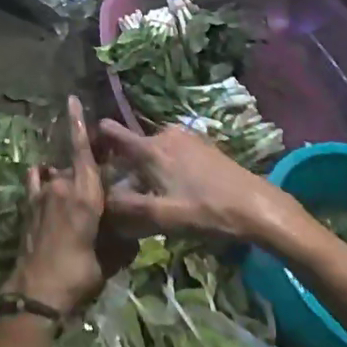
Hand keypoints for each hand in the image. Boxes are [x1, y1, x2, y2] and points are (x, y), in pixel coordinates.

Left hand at [3, 97, 107, 314]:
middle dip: (86, 165)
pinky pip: (37, 181)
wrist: (38, 290)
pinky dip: (44, 179)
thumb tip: (130, 231)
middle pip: (74, 164)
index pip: (82, 150)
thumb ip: (118, 237)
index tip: (72, 100)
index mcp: (84, 193)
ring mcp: (41, 193)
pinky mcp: (28, 205)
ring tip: (75, 190)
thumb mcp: (108, 256)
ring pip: (56, 173)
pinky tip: (49, 184)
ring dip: (66, 176)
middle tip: (99, 179)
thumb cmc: (79, 272)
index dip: (78, 124)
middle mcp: (61, 185)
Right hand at [99, 121, 314, 248]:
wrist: (258, 207)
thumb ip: (125, 209)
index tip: (88, 158)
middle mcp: (163, 134)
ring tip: (152, 197)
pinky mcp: (202, 145)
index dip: (94, 140)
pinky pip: (171, 153)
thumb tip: (98, 204)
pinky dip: (166, 168)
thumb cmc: (207, 211)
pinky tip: (176, 191)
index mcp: (149, 148)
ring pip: (152, 152)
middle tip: (126, 194)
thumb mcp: (162, 217)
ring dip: (147, 170)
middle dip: (125, 167)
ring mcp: (185, 137)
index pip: (110, 130)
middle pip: (131, 146)